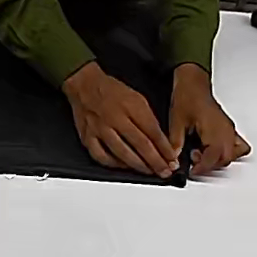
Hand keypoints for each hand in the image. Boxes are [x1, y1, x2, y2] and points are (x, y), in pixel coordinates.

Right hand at [63, 64, 179, 177]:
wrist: (85, 84)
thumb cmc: (111, 91)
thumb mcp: (137, 98)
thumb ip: (148, 118)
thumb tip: (160, 140)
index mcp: (131, 106)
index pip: (153, 131)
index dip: (164, 148)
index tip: (172, 159)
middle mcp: (115, 118)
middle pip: (140, 145)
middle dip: (156, 161)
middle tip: (165, 171)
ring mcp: (100, 129)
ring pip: (122, 153)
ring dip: (139, 165)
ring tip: (149, 171)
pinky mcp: (87, 136)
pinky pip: (101, 156)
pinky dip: (113, 164)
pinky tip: (123, 166)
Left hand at [168, 64, 250, 175]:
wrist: (193, 81)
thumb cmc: (187, 95)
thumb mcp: (176, 121)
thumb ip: (176, 143)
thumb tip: (173, 160)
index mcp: (214, 129)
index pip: (214, 157)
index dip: (202, 168)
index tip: (191, 171)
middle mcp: (225, 130)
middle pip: (225, 159)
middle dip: (209, 165)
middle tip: (193, 162)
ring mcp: (228, 129)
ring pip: (232, 154)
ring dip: (218, 159)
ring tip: (201, 154)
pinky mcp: (227, 127)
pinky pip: (238, 144)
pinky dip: (228, 151)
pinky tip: (213, 149)